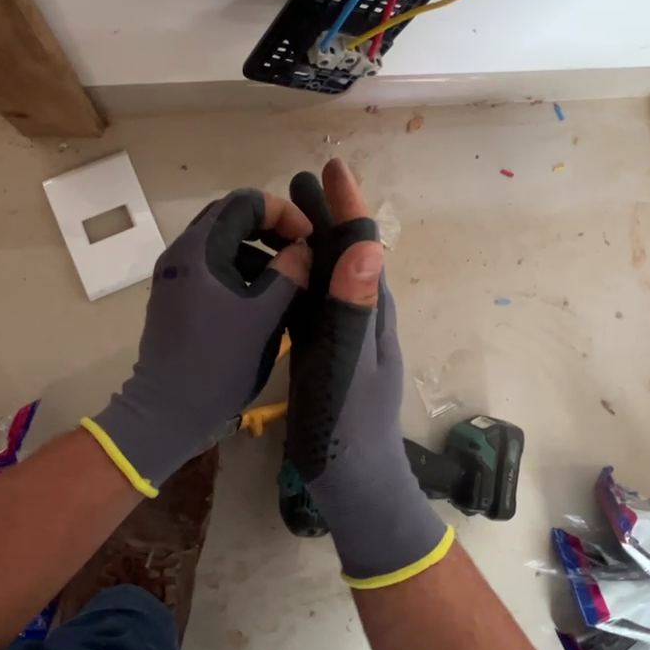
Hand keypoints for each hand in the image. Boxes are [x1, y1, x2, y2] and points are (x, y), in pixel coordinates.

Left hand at [84, 189, 312, 495]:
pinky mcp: (178, 298)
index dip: (282, 212)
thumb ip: (291, 273)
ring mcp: (176, 277)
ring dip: (259, 252)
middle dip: (271, 229)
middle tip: (301, 253)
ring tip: (290, 279)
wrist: (166, 412)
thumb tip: (303, 250)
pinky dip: (242, 273)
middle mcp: (182, 253)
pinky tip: (266, 300)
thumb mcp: (265, 315)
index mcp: (199, 248)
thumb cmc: (218, 361)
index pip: (244, 202)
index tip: (308, 240)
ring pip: (223, 244)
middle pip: (231, 218)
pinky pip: (214, 269)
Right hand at [286, 160, 451, 586]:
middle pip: (344, 252)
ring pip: (329, 274)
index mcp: (368, 311)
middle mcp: (361, 314)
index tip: (330, 167)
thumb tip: (369, 243)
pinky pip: (316, 301)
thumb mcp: (348, 366)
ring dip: (311, 239)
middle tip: (298, 180)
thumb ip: (355, 308)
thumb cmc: (347, 428)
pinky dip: (300, 275)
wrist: (354, 482)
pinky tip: (280, 275)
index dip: (346, 203)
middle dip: (326, 213)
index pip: (361, 243)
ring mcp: (346, 334)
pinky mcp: (330, 352)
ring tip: (285, 214)